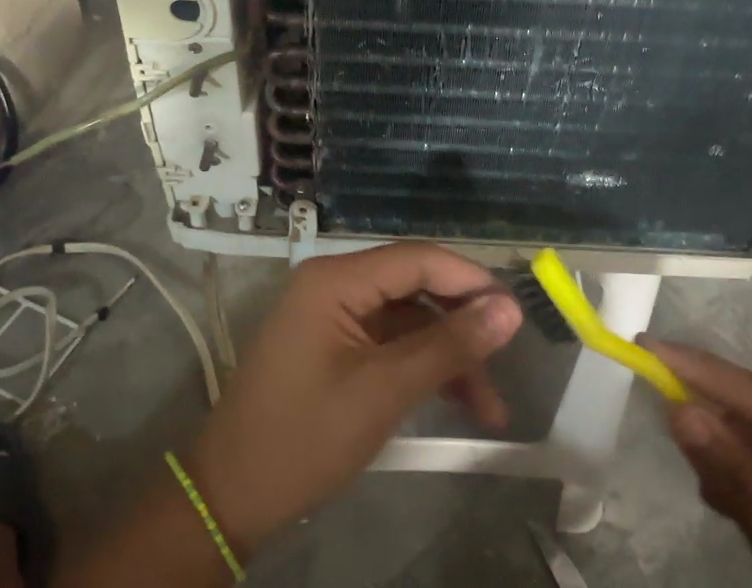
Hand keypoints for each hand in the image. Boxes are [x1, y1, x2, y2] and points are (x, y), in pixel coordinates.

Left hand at [185, 243, 522, 553]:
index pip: (418, 259)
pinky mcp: (334, 346)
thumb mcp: (384, 390)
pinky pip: (390, 344)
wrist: (233, 492)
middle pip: (416, 288)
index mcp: (335, 279)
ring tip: (491, 408)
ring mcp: (332, 316)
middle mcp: (333, 284)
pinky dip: (423, 369)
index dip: (471, 280)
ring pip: (409, 321)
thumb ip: (448, 346)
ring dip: (449, 358)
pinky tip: (459, 404)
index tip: (518, 315)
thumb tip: (510, 309)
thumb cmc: (305, 435)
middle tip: (507, 364)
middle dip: (463, 327)